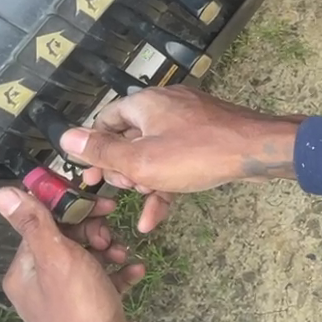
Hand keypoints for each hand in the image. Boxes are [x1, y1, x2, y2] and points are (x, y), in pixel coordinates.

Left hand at [0, 187, 148, 321]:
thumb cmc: (79, 307)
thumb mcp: (58, 259)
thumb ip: (35, 223)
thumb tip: (1, 191)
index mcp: (25, 271)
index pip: (43, 223)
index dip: (73, 209)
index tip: (102, 203)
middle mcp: (40, 282)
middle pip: (68, 237)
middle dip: (94, 230)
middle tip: (111, 235)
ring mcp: (66, 295)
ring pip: (89, 254)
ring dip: (110, 247)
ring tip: (123, 253)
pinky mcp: (90, 305)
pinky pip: (105, 276)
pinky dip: (120, 270)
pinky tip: (134, 270)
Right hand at [61, 86, 302, 233]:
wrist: (255, 151)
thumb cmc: (197, 153)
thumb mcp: (141, 160)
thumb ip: (102, 152)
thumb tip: (66, 137)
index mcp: (146, 103)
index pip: (106, 119)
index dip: (93, 149)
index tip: (88, 177)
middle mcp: (166, 105)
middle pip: (129, 137)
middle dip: (123, 169)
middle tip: (126, 189)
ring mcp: (189, 120)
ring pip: (154, 152)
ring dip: (145, 180)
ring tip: (145, 201)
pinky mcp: (206, 136)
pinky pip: (177, 159)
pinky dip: (166, 183)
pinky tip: (155, 218)